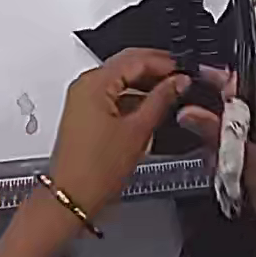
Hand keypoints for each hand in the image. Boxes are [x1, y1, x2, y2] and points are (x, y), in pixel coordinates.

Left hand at [47, 48, 189, 219]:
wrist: (72, 198)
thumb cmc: (95, 170)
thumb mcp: (138, 131)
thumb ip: (161, 100)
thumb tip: (177, 82)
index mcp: (95, 83)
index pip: (135, 58)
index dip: (163, 61)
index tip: (183, 69)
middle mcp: (85, 85)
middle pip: (125, 65)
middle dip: (154, 69)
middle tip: (180, 77)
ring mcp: (83, 98)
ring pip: (119, 79)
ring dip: (144, 83)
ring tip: (170, 92)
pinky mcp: (85, 113)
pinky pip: (112, 94)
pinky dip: (132, 97)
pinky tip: (150, 107)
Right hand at [181, 65, 255, 256]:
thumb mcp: (250, 166)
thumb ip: (218, 134)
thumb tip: (192, 114)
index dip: (237, 76)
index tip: (213, 82)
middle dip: (231, 110)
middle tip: (206, 116)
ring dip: (235, 132)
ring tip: (218, 148)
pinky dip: (245, 148)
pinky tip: (231, 164)